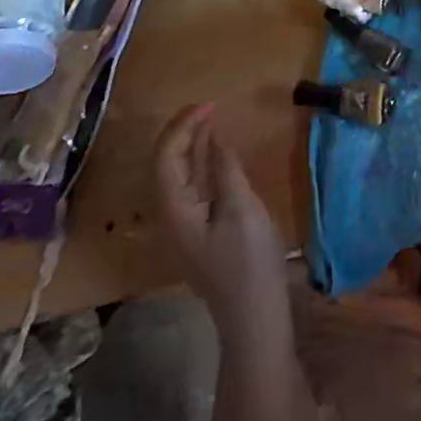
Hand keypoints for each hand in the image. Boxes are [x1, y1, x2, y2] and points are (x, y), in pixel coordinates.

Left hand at [153, 104, 289, 328]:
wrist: (254, 315)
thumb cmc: (248, 261)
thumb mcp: (241, 209)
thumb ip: (226, 171)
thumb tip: (215, 140)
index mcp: (174, 209)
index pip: (166, 156)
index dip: (183, 126)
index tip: (210, 105)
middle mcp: (170, 216)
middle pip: (166, 165)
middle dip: (183, 132)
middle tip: (209, 108)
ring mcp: (184, 227)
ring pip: (179, 177)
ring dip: (191, 147)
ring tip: (211, 122)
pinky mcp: (199, 233)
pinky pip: (192, 188)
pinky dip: (201, 165)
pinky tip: (216, 157)